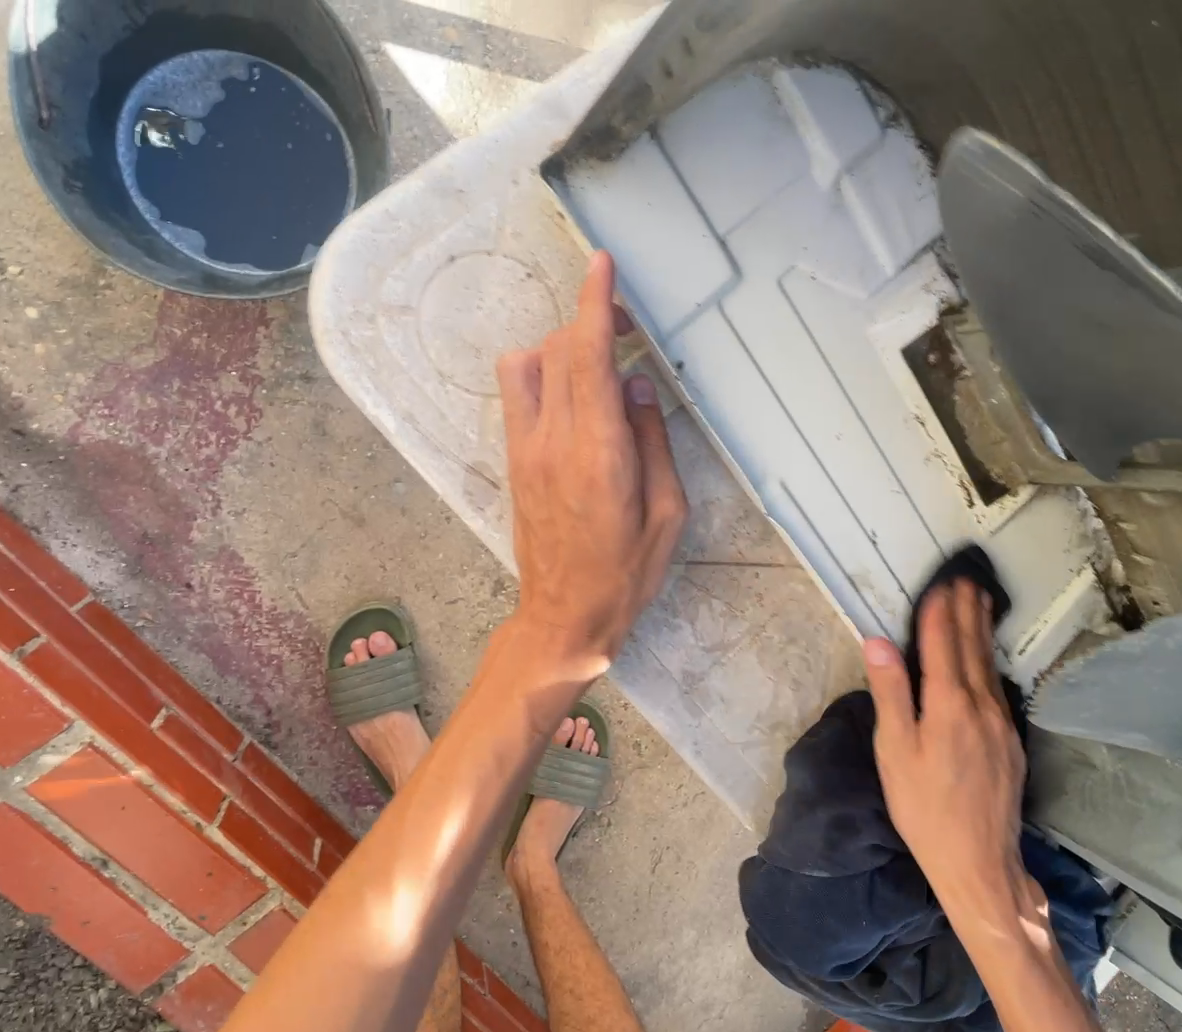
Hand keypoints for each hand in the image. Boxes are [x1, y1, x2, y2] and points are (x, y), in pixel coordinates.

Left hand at [497, 251, 687, 679]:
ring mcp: (525, 449)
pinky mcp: (513, 460)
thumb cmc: (626, 573)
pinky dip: (543, 370)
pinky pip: (517, 393)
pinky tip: (573, 388)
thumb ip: (654, 441)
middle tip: (626, 322)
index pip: (589, 358)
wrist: (564, 616)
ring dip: (561, 344)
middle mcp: (553, 441)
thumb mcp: (668, 513)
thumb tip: (638, 385)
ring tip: (597, 358)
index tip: (602, 265)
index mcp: (599, 453)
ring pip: (528, 364)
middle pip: (559, 350)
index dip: (594, 303)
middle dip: (589, 318)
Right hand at [863, 580, 1027, 895]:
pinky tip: (988, 661)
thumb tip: (878, 641)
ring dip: (982, 632)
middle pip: (972, 648)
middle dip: (967, 612)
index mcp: (948, 705)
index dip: (939, 613)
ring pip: (989, 667)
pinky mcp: (1012, 744)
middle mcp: (981, 706)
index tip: (940, 583)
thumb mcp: (894, 752)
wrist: (979, 863)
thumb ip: (890, 693)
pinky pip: (998, 689)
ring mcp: (1002, 725)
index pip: (942, 645)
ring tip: (980, 604)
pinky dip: (990, 662)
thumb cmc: (924, 809)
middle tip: (966, 580)